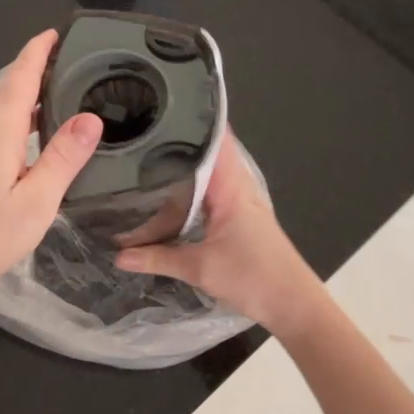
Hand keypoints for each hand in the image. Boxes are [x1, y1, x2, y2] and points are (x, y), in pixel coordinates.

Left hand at [0, 30, 102, 307]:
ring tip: (68, 103)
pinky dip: (20, 127)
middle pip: (12, 92)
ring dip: (32, 105)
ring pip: (3, 115)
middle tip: (81, 71)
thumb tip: (92, 118)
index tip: (58, 31)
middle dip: (43, 76)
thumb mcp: (37, 201)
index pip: (21, 75)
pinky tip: (37, 142)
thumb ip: (64, 157)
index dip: (39, 50)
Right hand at [113, 136, 327, 334]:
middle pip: (210, 153)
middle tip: (144, 129)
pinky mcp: (241, 219)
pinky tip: (170, 192)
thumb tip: (118, 256)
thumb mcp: (199, 269)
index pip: (216, 141)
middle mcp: (239, 188)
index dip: (193, 121)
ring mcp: (242, 203)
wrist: (294, 305)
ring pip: (210, 174)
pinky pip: (212, 192)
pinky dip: (192, 187)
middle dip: (181, 140)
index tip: (164, 107)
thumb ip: (157, 259)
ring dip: (186, 164)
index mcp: (232, 188)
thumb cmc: (253, 278)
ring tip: (149, 154)